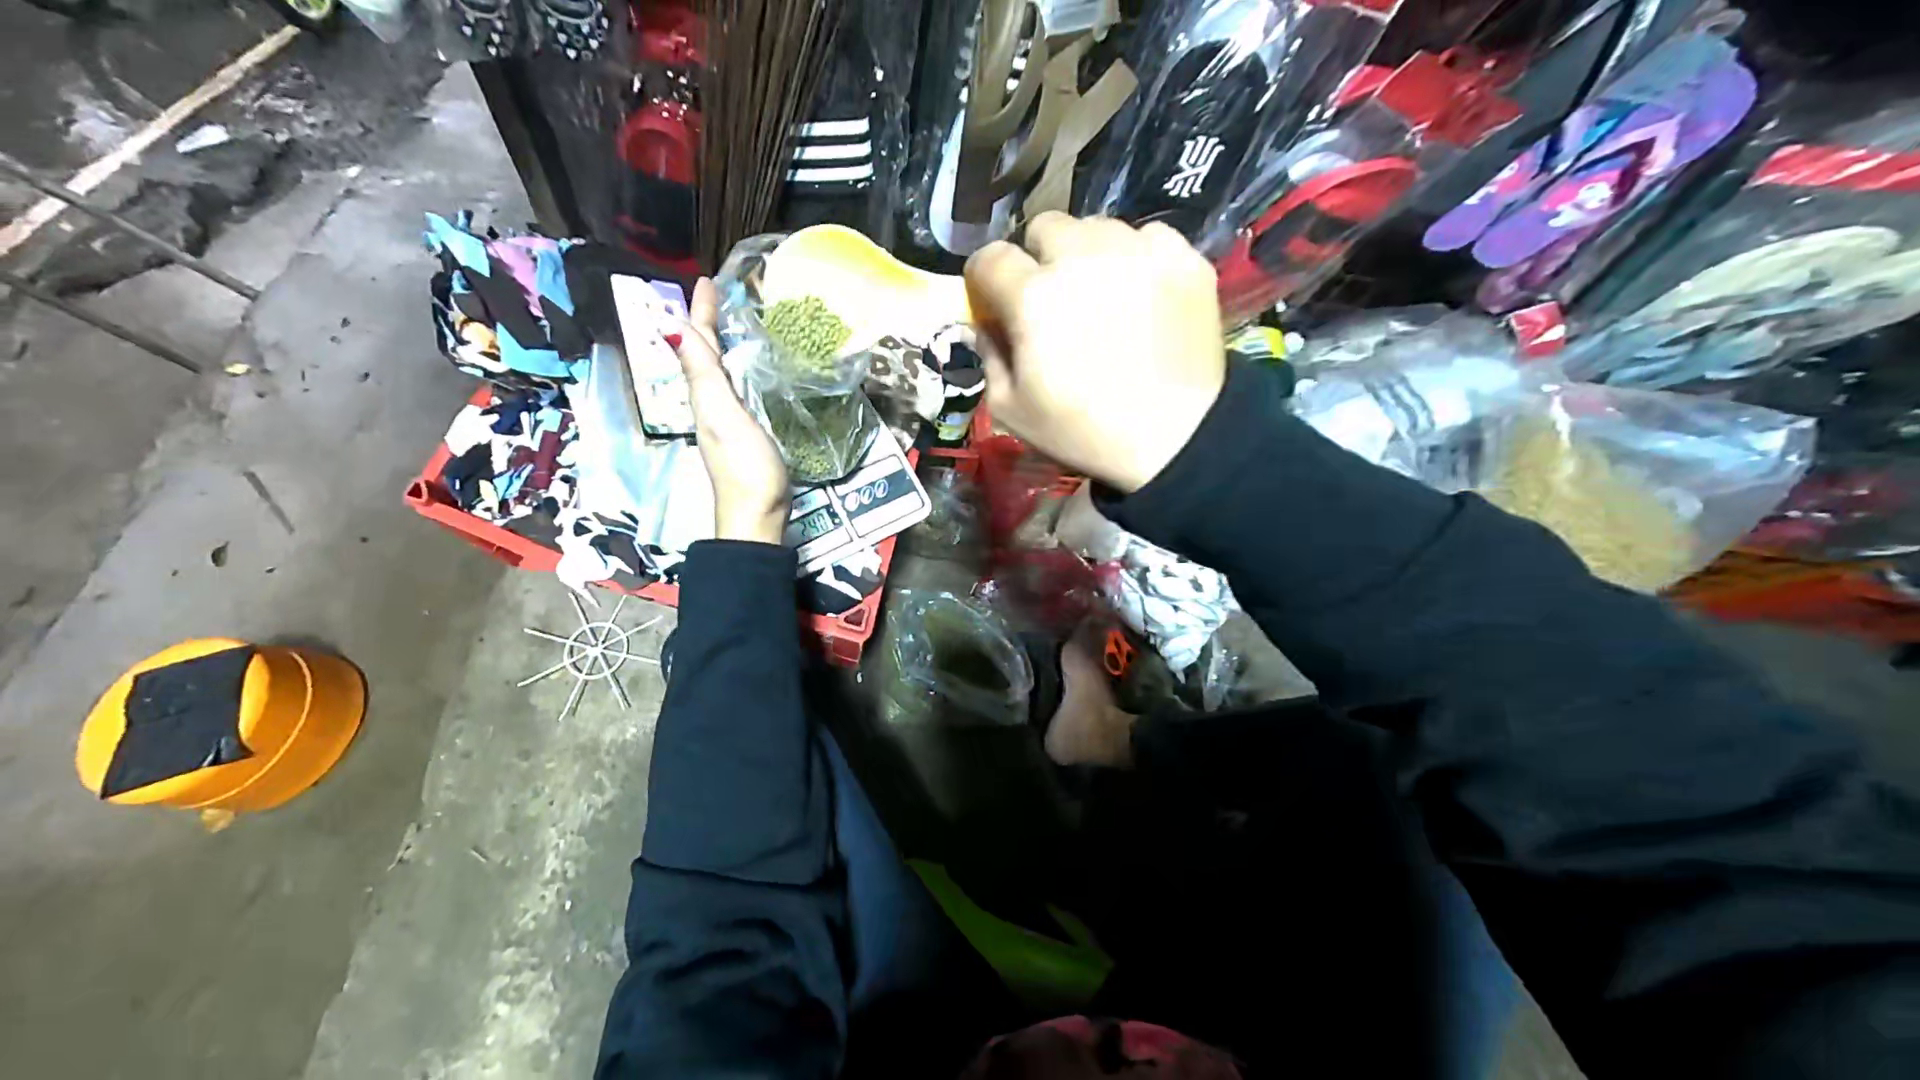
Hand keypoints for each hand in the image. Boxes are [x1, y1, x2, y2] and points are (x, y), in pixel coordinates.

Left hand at [676, 278, 789, 543]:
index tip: (708, 280)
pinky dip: (739, 368)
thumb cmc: (746, 466)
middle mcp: (710, 403)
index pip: (697, 343)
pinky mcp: (746, 433)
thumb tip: (671, 325)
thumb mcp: (722, 415)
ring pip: (719, 370)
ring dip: (722, 343)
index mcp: (703, 394)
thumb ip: (702, 373)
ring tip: (737, 322)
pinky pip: (736, 388)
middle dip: (709, 322)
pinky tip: (752, 370)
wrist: (758, 516)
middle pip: (704, 354)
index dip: (700, 311)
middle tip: (724, 296)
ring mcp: (727, 419)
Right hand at [964, 213, 1226, 492]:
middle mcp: (1082, 258)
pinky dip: (1136, 257)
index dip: (985, 279)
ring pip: (1096, 226)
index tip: (994, 299)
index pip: (990, 258)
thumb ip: (989, 356)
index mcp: (1033, 297)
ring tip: (1100, 293)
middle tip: (1052, 296)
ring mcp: (1137, 252)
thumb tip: (985, 325)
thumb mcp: (1011, 410)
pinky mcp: (1182, 258)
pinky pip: (1148, 235)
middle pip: (1044, 227)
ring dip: (1087, 253)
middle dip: (1038, 257)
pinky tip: (1141, 294)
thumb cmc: (1084, 432)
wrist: (1176, 439)